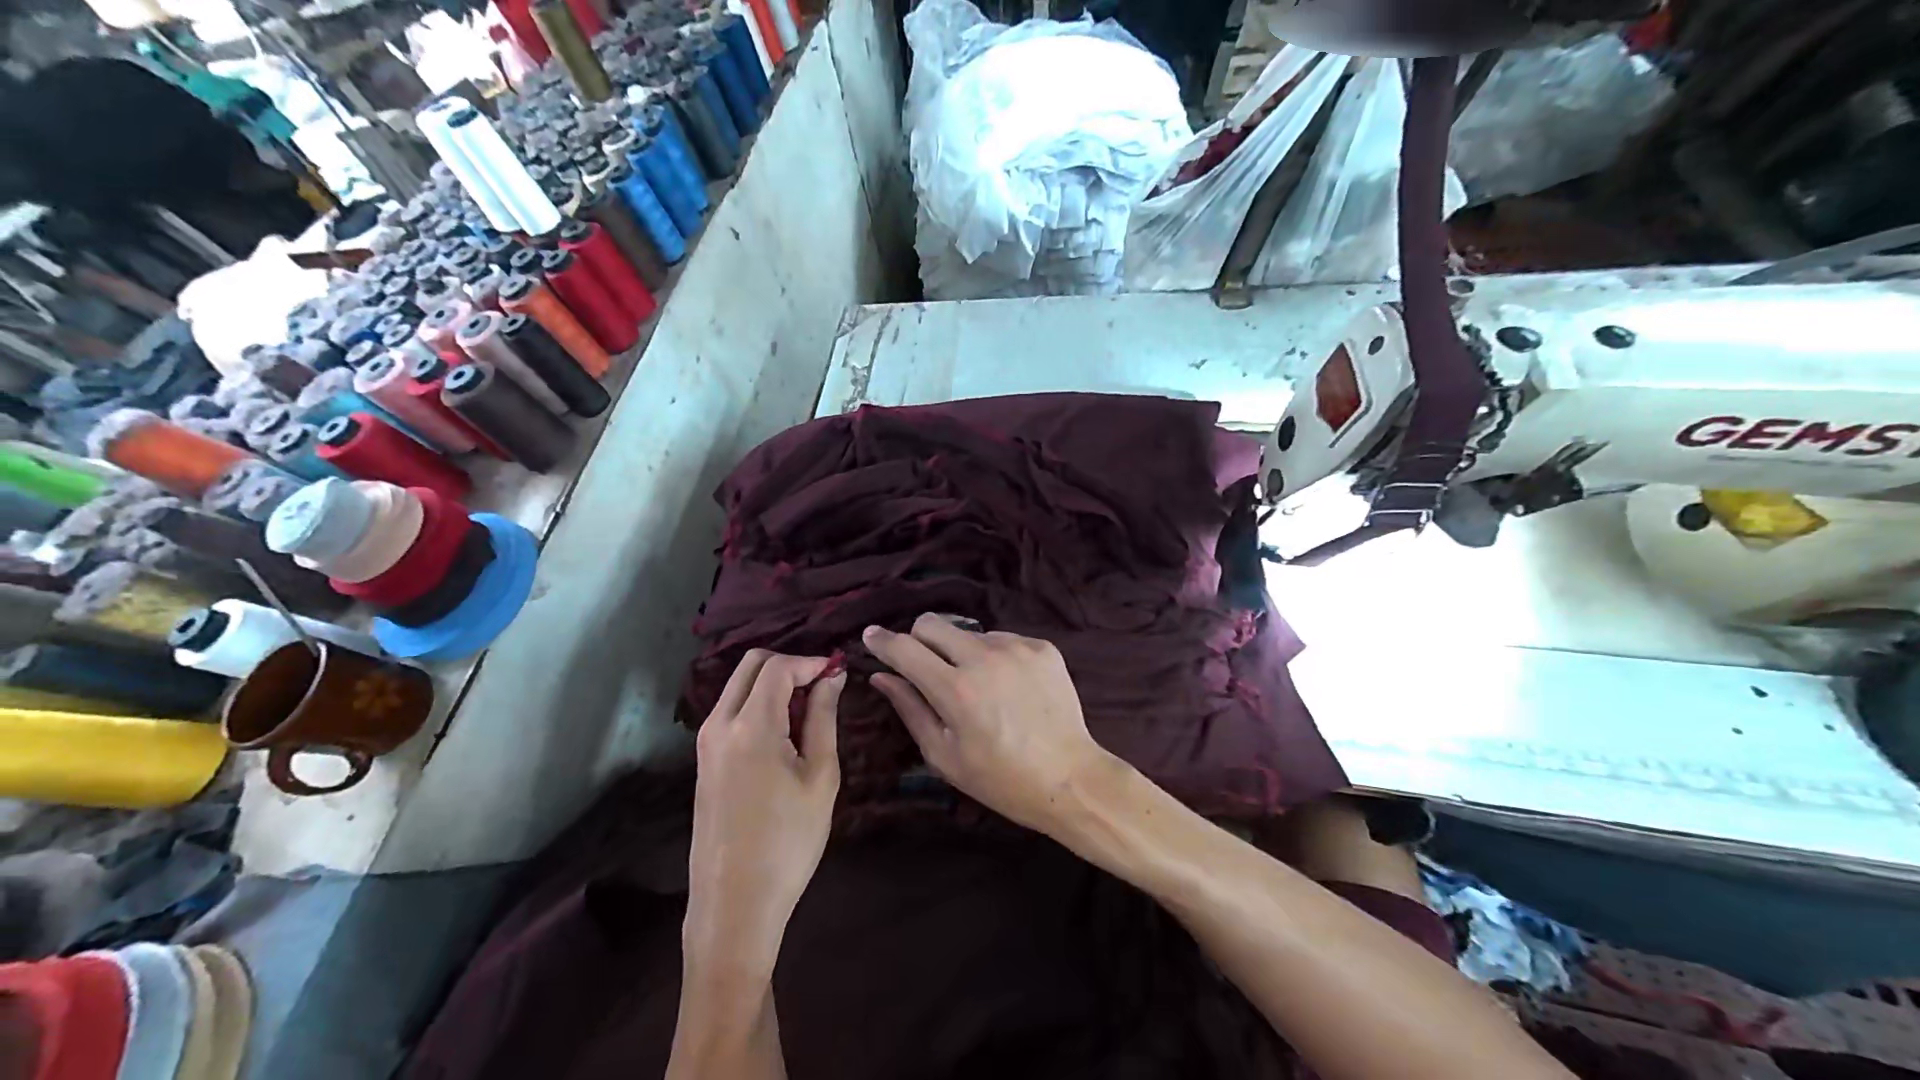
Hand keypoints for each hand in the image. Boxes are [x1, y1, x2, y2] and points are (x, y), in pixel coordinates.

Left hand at [687, 650, 844, 968]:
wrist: (735, 901)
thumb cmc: (789, 840)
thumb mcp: (820, 776)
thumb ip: (823, 717)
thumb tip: (832, 676)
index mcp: (751, 726)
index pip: (778, 667)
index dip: (810, 662)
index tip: (838, 672)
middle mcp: (719, 724)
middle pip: (751, 665)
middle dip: (789, 664)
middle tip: (822, 684)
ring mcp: (705, 742)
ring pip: (737, 685)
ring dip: (772, 683)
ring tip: (808, 708)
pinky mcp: (703, 759)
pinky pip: (730, 710)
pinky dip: (757, 703)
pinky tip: (784, 730)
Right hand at [865, 615, 1114, 836]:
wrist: (1070, 778)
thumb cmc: (1000, 778)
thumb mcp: (944, 754)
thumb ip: (910, 708)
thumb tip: (881, 676)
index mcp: (955, 689)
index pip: (905, 648)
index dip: (882, 640)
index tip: (871, 636)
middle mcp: (984, 657)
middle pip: (933, 623)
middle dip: (919, 639)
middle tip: (925, 666)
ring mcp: (1017, 647)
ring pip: (969, 632)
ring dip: (961, 651)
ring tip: (979, 688)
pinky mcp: (1042, 647)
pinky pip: (1003, 639)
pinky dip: (995, 657)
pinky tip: (1007, 687)